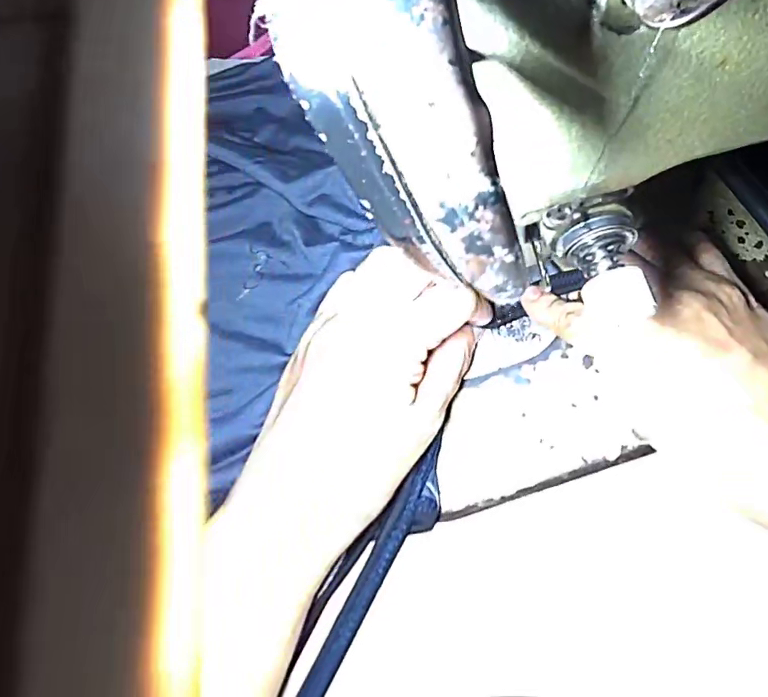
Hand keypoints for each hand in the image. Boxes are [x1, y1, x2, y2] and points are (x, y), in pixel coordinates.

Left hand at [223, 246, 485, 569]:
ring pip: (378, 264)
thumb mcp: (422, 426)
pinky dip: (374, 287)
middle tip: (458, 309)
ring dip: (409, 276)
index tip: (481, 319)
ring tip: (425, 309)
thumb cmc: (351, 478)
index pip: (448, 295)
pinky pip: (348, 285)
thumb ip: (450, 368)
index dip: (475, 305)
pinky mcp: (311, 333)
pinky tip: (386, 316)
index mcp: (391, 342)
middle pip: (414, 264)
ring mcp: (329, 322)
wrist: (286, 504)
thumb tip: (466, 335)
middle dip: (444, 279)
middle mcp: (356, 319)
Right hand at [521, 234, 767, 525]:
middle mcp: (667, 303)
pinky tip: (672, 250)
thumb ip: (623, 370)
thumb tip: (611, 349)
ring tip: (616, 256)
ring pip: (653, 246)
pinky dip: (676, 242)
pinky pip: (699, 248)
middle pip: (613, 266)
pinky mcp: (738, 291)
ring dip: (628, 249)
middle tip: (577, 282)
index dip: (550, 308)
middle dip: (586, 273)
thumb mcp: (653, 422)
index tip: (538, 301)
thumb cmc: (732, 460)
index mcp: (637, 341)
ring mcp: (706, 290)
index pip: (578, 315)